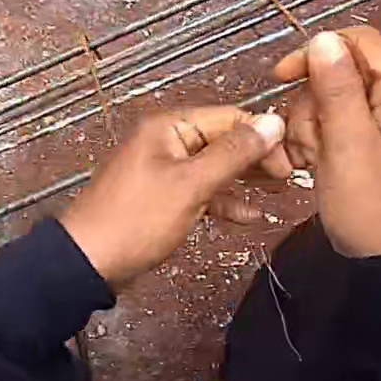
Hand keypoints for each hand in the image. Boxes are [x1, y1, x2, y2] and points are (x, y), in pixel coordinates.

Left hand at [60, 108, 290, 288]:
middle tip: (290, 177)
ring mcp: (164, 169)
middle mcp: (168, 141)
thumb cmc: (138, 219)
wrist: (88, 262)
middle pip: (224, 140)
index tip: (292, 160)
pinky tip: (249, 215)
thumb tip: (273, 122)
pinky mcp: (163, 195)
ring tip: (279, 190)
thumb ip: (234, 153)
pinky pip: (201, 190)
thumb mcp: (191, 184)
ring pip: (215, 167)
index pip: (230, 118)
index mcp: (170, 127)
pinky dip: (224, 200)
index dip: (264, 136)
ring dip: (245, 178)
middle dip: (257, 157)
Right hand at [273, 28, 380, 256]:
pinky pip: (334, 122)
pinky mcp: (371, 140)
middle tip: (308, 144)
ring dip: (309, 126)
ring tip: (310, 161)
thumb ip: (336, 90)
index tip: (281, 78)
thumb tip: (323, 37)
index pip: (359, 42)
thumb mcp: (349, 149)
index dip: (317, 52)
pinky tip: (312, 164)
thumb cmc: (373, 210)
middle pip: (339, 72)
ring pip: (329, 98)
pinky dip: (316, 140)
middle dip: (312, 104)